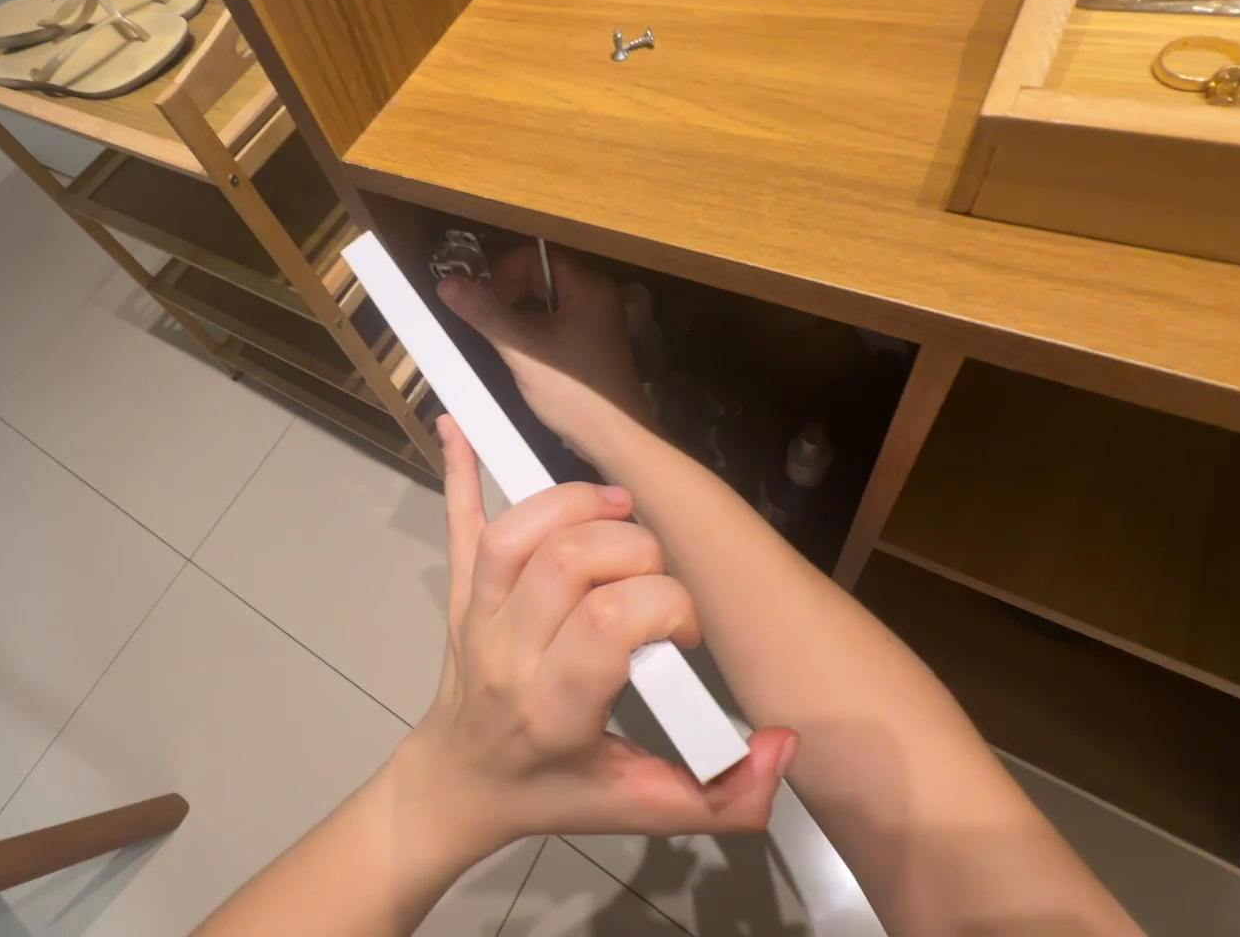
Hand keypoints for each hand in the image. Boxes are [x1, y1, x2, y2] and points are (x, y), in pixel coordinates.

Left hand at [393, 417, 795, 857]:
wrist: (457, 781)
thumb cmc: (550, 792)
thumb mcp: (642, 813)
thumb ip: (727, 797)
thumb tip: (784, 741)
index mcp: (555, 704)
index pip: (610, 619)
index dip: (665, 603)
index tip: (681, 629)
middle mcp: (508, 649)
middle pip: (567, 559)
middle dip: (631, 548)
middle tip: (651, 573)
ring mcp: (474, 611)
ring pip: (515, 532)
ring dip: (571, 503)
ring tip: (614, 508)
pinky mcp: (457, 588)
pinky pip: (456, 522)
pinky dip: (459, 472)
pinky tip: (455, 426)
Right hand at [437, 244, 651, 440]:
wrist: (614, 439)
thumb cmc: (574, 394)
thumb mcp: (523, 352)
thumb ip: (486, 315)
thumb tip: (448, 284)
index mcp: (587, 287)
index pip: (535, 256)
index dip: (502, 271)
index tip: (479, 296)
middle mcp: (595, 295)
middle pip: (540, 274)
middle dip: (507, 290)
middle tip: (483, 315)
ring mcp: (595, 319)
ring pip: (546, 298)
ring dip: (517, 310)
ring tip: (496, 333)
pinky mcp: (591, 341)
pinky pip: (555, 319)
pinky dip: (532, 326)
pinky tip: (516, 349)